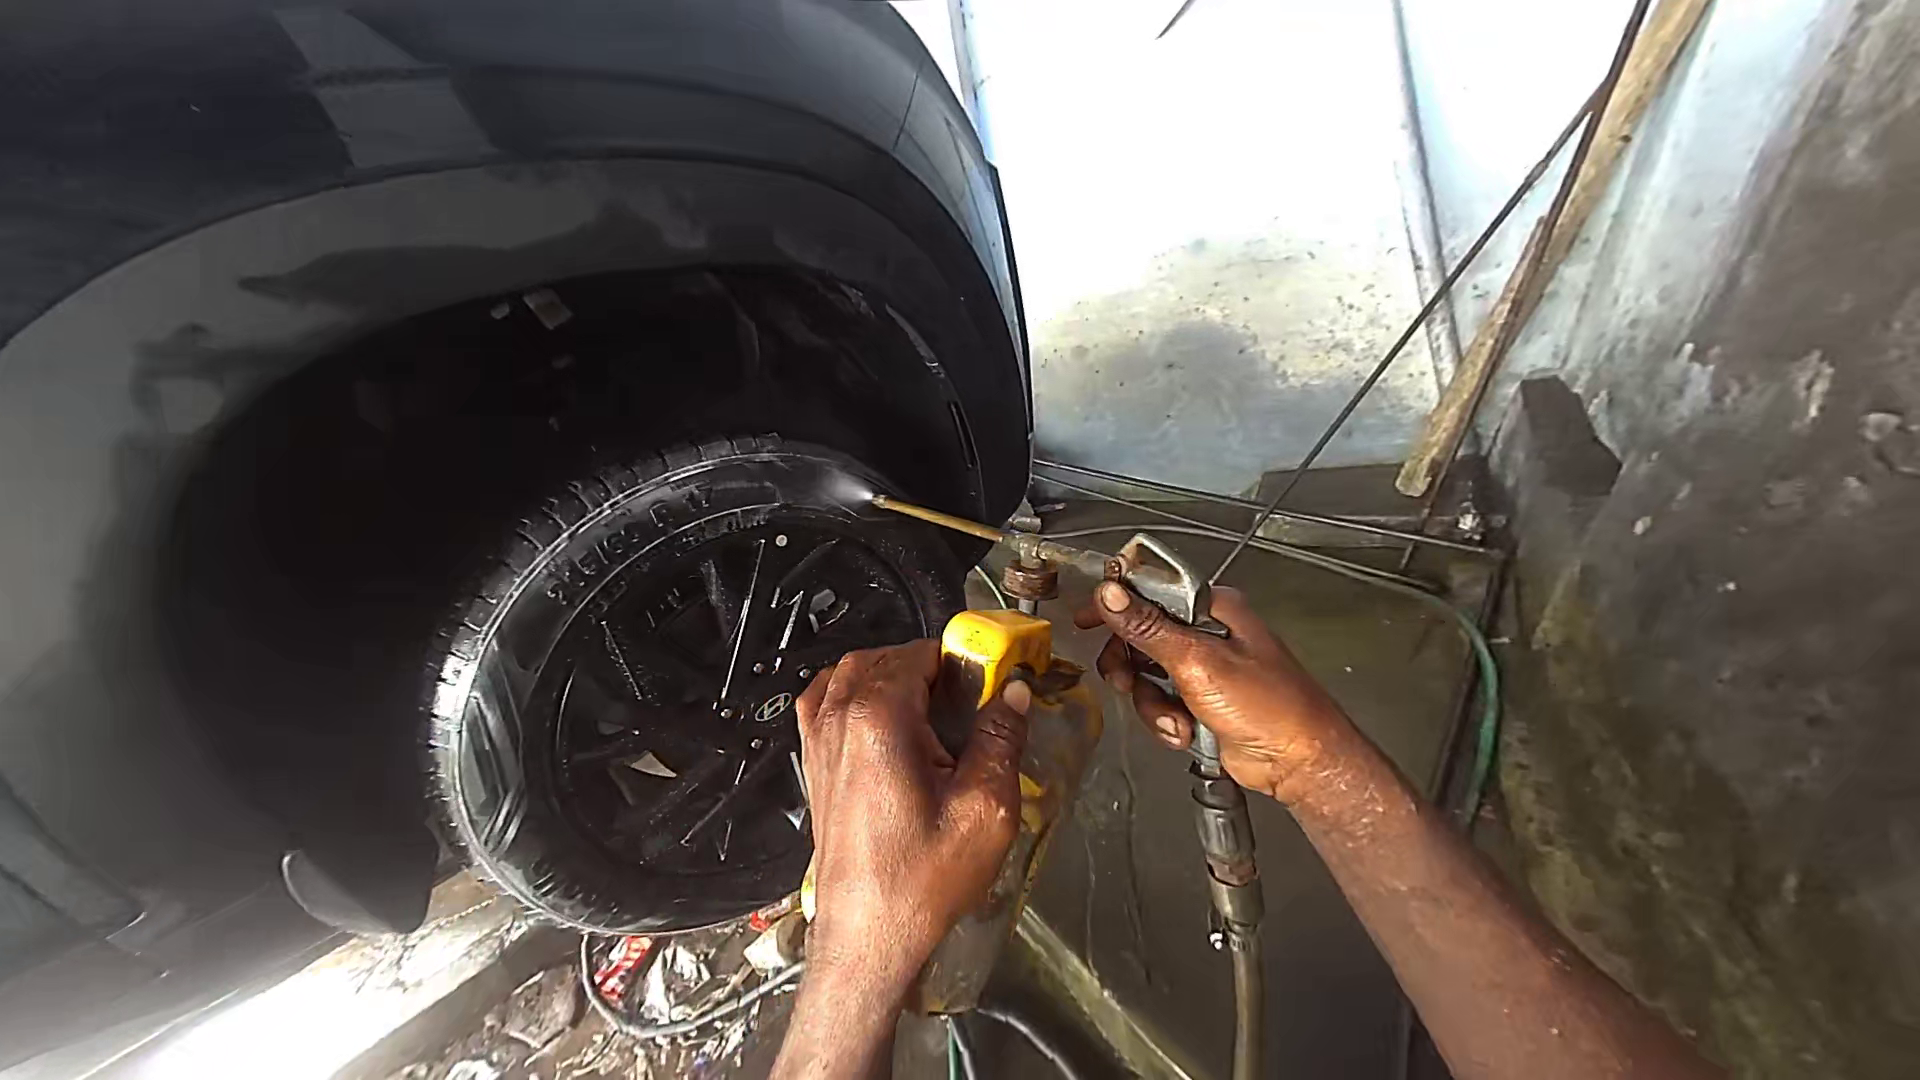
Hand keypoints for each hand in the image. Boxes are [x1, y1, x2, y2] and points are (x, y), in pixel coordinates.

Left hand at [794, 639, 1029, 997]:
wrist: (867, 938)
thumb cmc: (923, 877)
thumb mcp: (985, 808)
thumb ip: (1001, 738)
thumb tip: (1014, 691)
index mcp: (879, 717)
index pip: (919, 653)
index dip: (956, 660)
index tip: (980, 683)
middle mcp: (840, 716)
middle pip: (885, 656)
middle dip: (926, 665)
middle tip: (961, 698)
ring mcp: (819, 737)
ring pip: (851, 671)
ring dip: (889, 673)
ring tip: (925, 705)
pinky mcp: (813, 760)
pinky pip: (823, 698)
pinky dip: (851, 690)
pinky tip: (878, 716)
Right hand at [1074, 582, 1352, 802]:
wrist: (1300, 764)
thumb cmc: (1267, 705)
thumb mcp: (1198, 661)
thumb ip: (1147, 627)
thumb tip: (1109, 593)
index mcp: (1211, 607)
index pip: (1150, 590)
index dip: (1115, 603)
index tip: (1086, 619)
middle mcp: (1203, 631)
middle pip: (1138, 634)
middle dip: (1129, 664)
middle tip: (1123, 679)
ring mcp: (1199, 666)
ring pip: (1143, 672)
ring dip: (1149, 701)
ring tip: (1171, 719)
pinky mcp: (1195, 698)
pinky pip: (1156, 699)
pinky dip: (1163, 718)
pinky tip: (1184, 731)